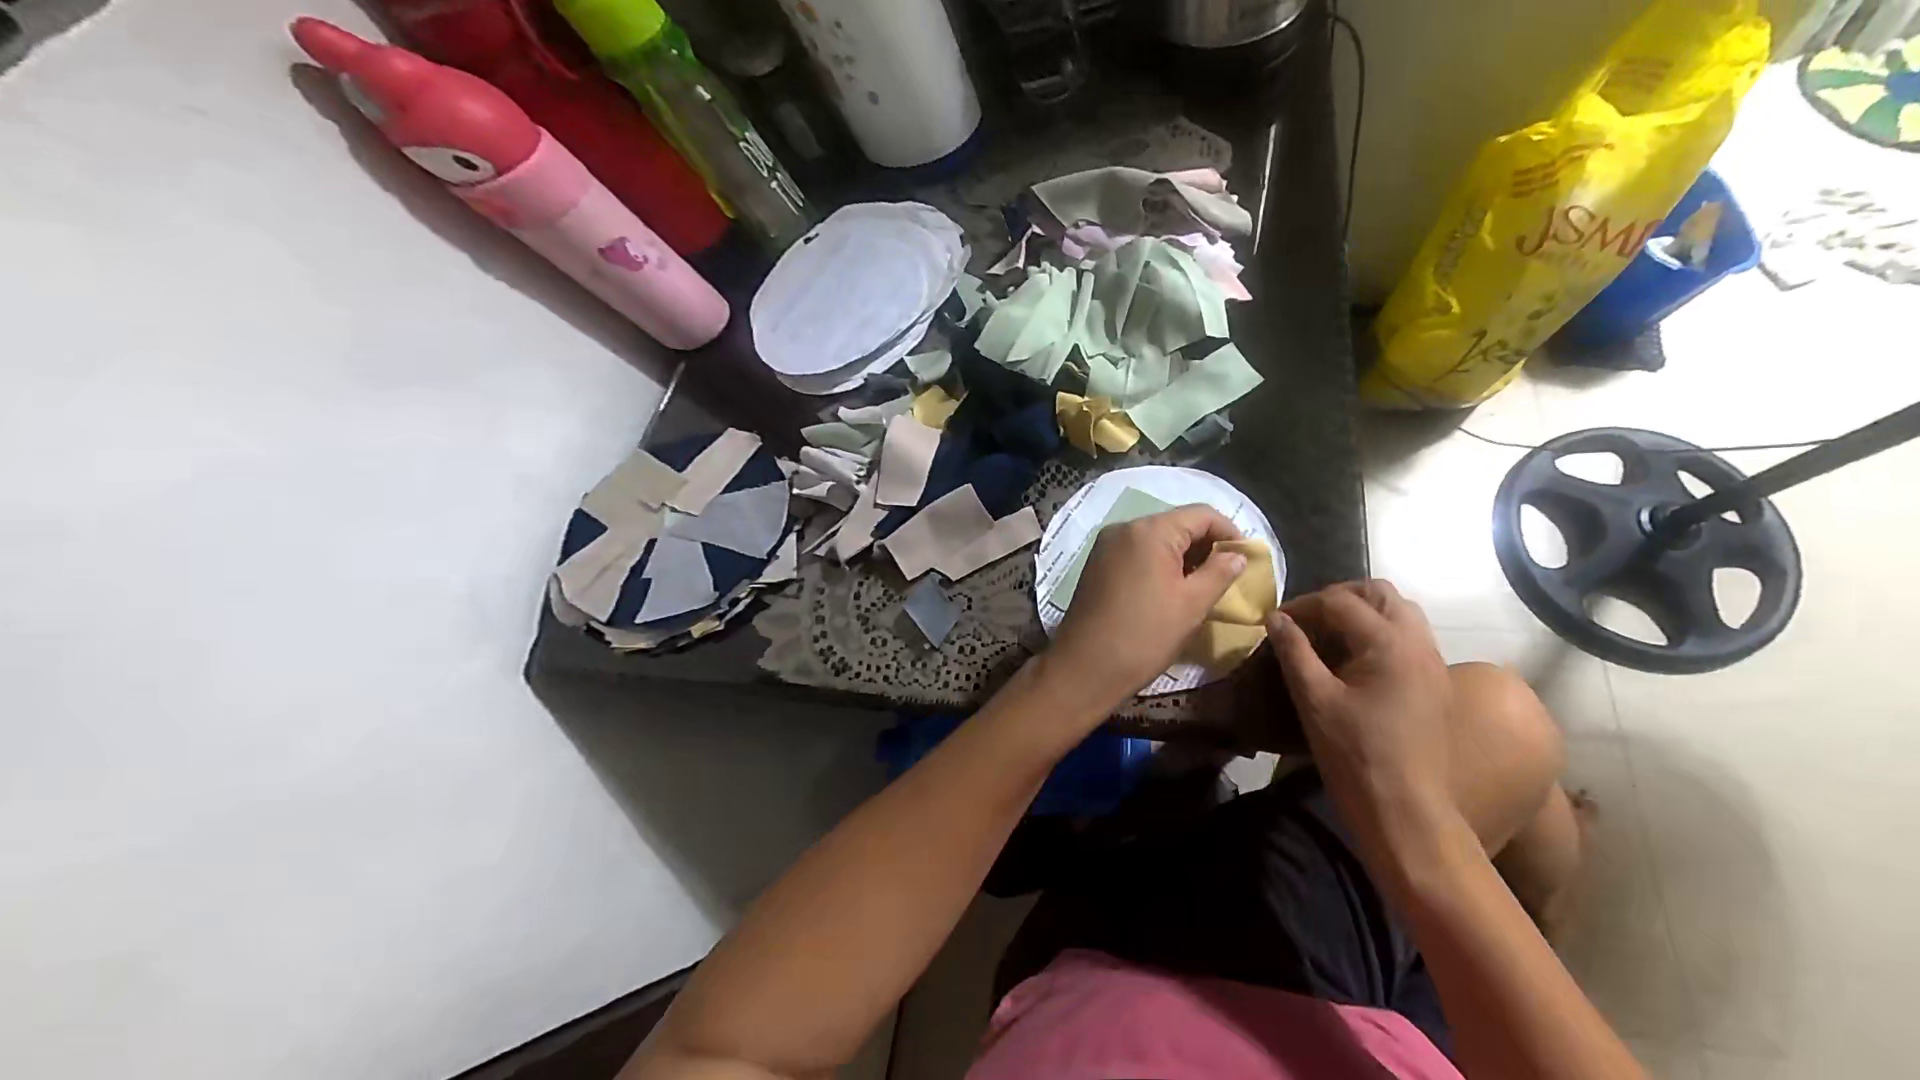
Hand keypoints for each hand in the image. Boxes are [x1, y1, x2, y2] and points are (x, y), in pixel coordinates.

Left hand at [1046, 505, 1247, 712]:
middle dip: (1205, 545)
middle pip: (1176, 523)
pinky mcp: (1096, 565)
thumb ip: (1220, 572)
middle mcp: (1124, 528)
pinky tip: (1170, 590)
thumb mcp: (1192, 604)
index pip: (1201, 514)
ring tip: (1202, 585)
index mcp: (1149, 530)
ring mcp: (1106, 546)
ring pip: (1155, 539)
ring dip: (1182, 556)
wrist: (1085, 667)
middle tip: (1227, 575)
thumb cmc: (1145, 635)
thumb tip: (1238, 554)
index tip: (1247, 558)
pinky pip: (1136, 553)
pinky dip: (1158, 564)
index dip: (1229, 532)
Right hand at [1265, 581, 1457, 843]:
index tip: (1276, 622)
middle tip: (1307, 619)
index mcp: (1389, 643)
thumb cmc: (1354, 753)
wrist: (1405, 810)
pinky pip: (1410, 636)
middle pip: (1380, 593)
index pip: (1340, 601)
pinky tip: (1354, 659)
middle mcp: (1419, 642)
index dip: (1303, 605)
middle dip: (1339, 597)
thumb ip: (1294, 651)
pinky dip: (1380, 632)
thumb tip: (1276, 618)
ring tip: (1329, 635)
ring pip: (1400, 612)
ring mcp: (1434, 662)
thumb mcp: (1313, 699)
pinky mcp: (1436, 682)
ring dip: (1363, 612)